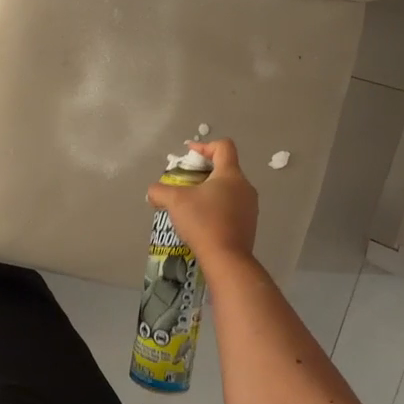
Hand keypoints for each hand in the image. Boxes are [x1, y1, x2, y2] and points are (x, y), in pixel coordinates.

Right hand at [147, 138, 258, 264]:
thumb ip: (159, 191)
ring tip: (190, 204)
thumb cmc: (203, 221)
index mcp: (230, 174)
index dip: (205, 145)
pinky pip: (232, 207)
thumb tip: (153, 192)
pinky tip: (201, 221)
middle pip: (225, 168)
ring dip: (209, 191)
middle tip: (184, 183)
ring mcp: (250, 206)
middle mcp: (245, 187)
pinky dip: (216, 207)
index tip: (188, 155)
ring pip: (228, 189)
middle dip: (202, 172)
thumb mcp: (174, 201)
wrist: (226, 258)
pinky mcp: (249, 224)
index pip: (223, 147)